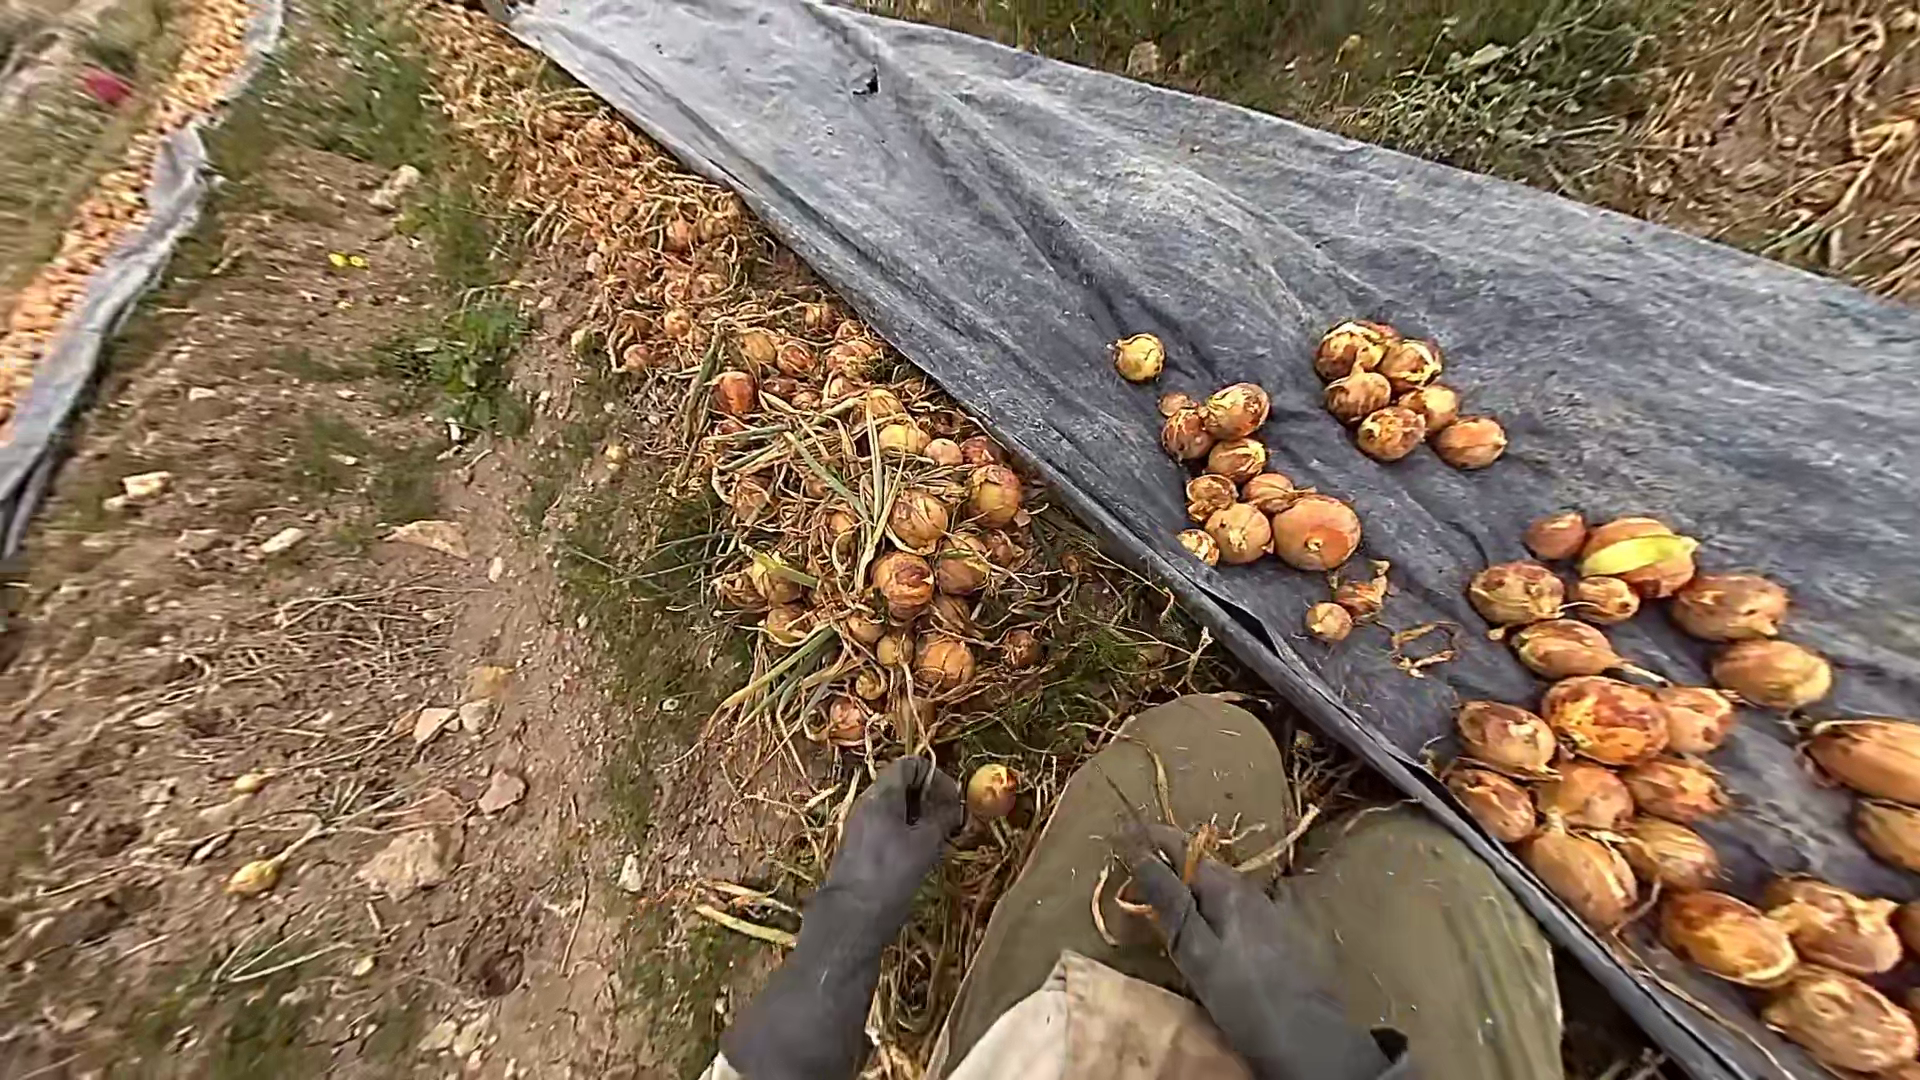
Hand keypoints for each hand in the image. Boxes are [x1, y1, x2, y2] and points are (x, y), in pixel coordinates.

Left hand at [720, 759, 962, 1079]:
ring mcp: (860, 829)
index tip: (952, 799)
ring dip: (921, 819)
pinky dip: (907, 835)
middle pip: (902, 786)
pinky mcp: (858, 852)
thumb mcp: (924, 844)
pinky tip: (921, 858)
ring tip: (940, 840)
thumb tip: (954, 805)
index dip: (935, 775)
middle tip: (951, 820)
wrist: (848, 925)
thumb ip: (941, 818)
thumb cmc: (889, 876)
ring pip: (896, 810)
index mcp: (880, 795)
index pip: (909, 764)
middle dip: (930, 798)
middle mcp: (866, 805)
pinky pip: (888, 830)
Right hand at [1126, 825, 1399, 1079]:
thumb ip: (1168, 899)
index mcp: (1224, 885)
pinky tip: (1207, 922)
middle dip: (1164, 860)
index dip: (1145, 836)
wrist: (1319, 1050)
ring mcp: (1268, 909)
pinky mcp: (1281, 934)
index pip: (1177, 843)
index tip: (1118, 833)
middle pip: (1196, 863)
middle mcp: (1247, 887)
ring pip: (1216, 885)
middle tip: (1133, 869)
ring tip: (1163, 896)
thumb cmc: (1248, 1000)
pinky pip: (1234, 905)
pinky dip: (1210, 904)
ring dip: (1187, 884)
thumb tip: (1138, 851)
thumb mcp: (1197, 952)